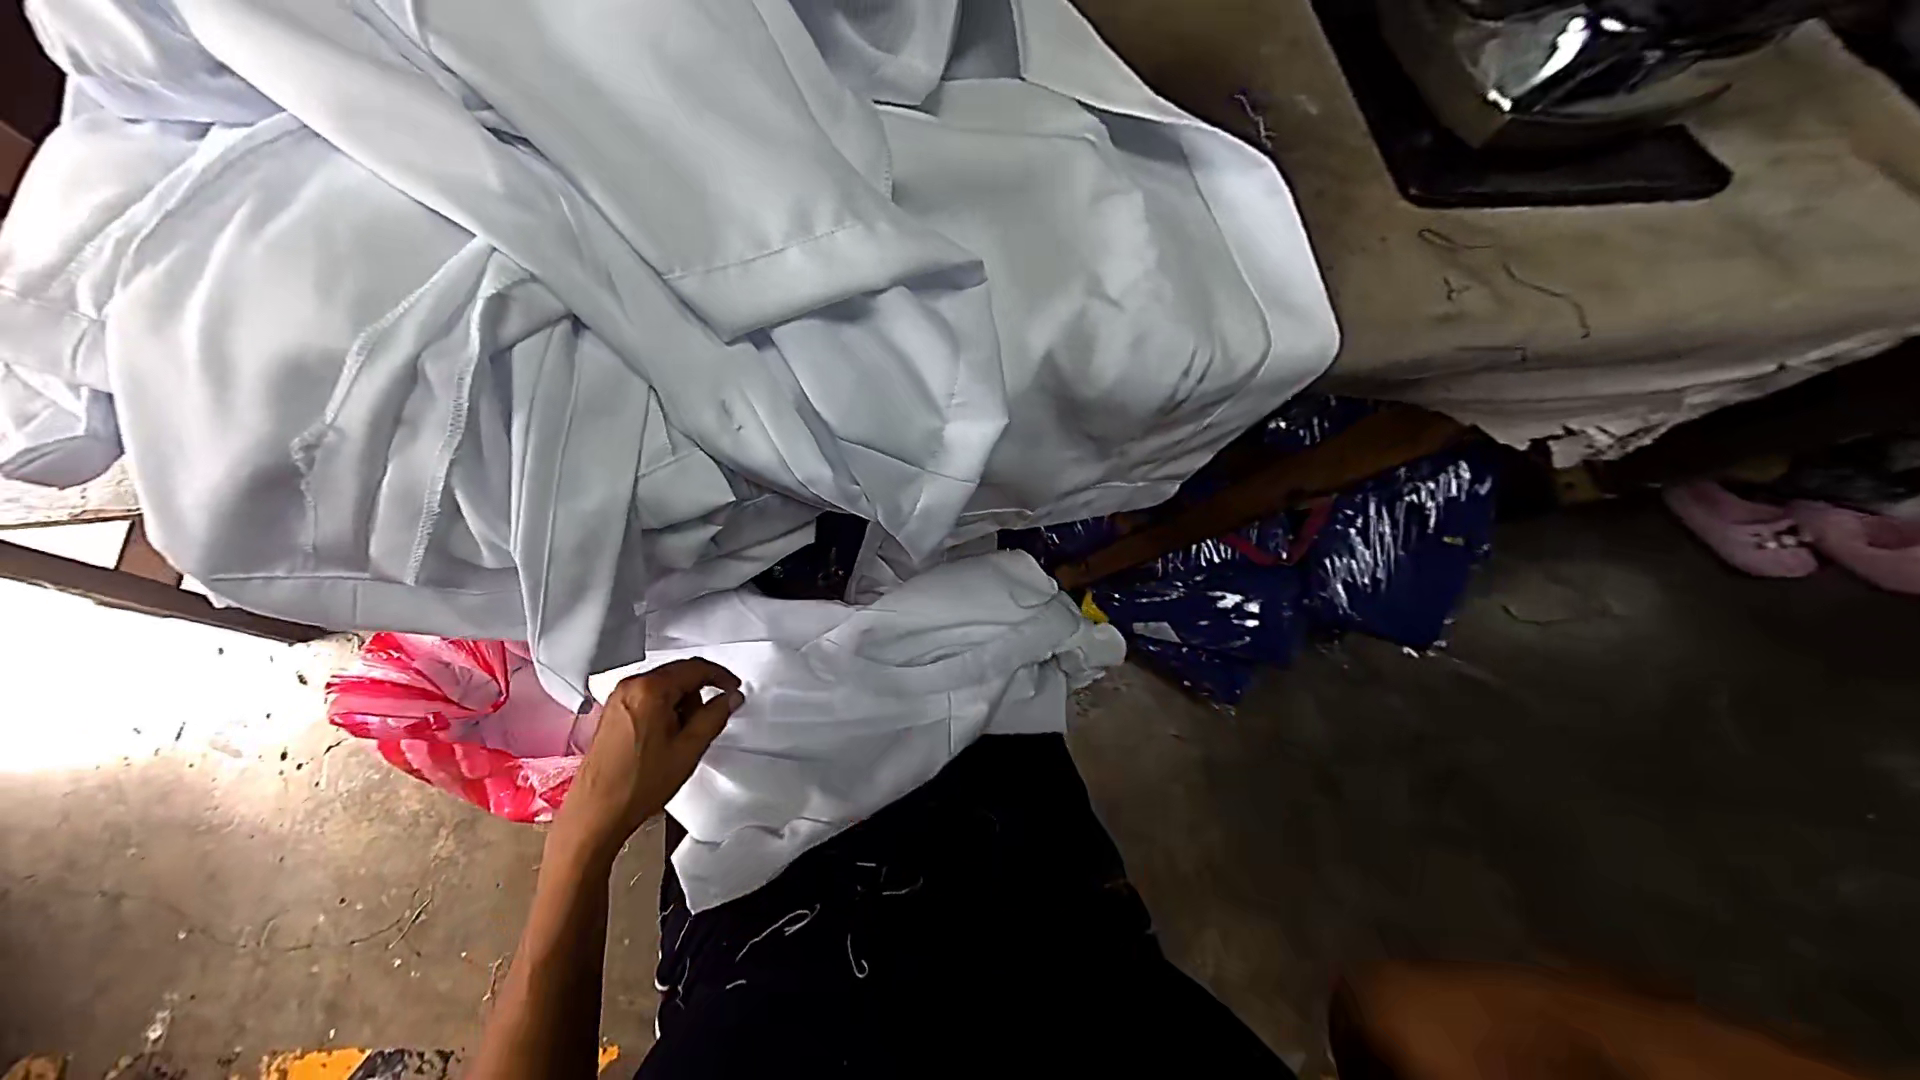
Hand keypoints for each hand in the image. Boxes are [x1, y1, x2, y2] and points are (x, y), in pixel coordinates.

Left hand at [551, 658, 742, 859]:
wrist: (597, 813)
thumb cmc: (635, 785)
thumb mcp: (690, 748)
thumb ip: (715, 716)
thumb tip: (730, 699)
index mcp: (650, 690)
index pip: (695, 668)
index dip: (721, 676)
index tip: (733, 687)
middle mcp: (630, 688)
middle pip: (678, 673)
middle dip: (700, 691)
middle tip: (714, 713)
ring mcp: (618, 699)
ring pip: (664, 686)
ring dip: (682, 702)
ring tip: (686, 735)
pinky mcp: (612, 713)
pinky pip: (648, 698)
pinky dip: (665, 709)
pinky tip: (669, 736)